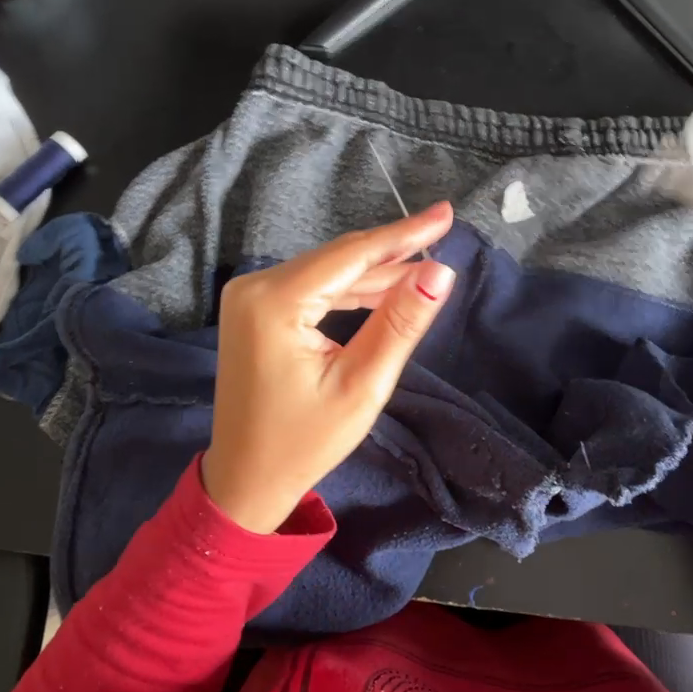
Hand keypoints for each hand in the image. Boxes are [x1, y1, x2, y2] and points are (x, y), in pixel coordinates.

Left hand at [201, 203, 457, 532]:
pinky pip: (311, 289)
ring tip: (424, 263)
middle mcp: (255, 287)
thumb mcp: (363, 384)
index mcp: (275, 302)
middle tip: (442, 230)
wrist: (247, 479)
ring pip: (326, 272)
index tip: (445, 213)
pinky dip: (348, 290)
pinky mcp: (255, 312)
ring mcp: (250, 298)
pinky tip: (384, 287)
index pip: (351, 255)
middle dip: (391, 250)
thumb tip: (440, 271)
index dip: (403, 234)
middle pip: (337, 259)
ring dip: (373, 271)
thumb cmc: (306, 441)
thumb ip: (400, 323)